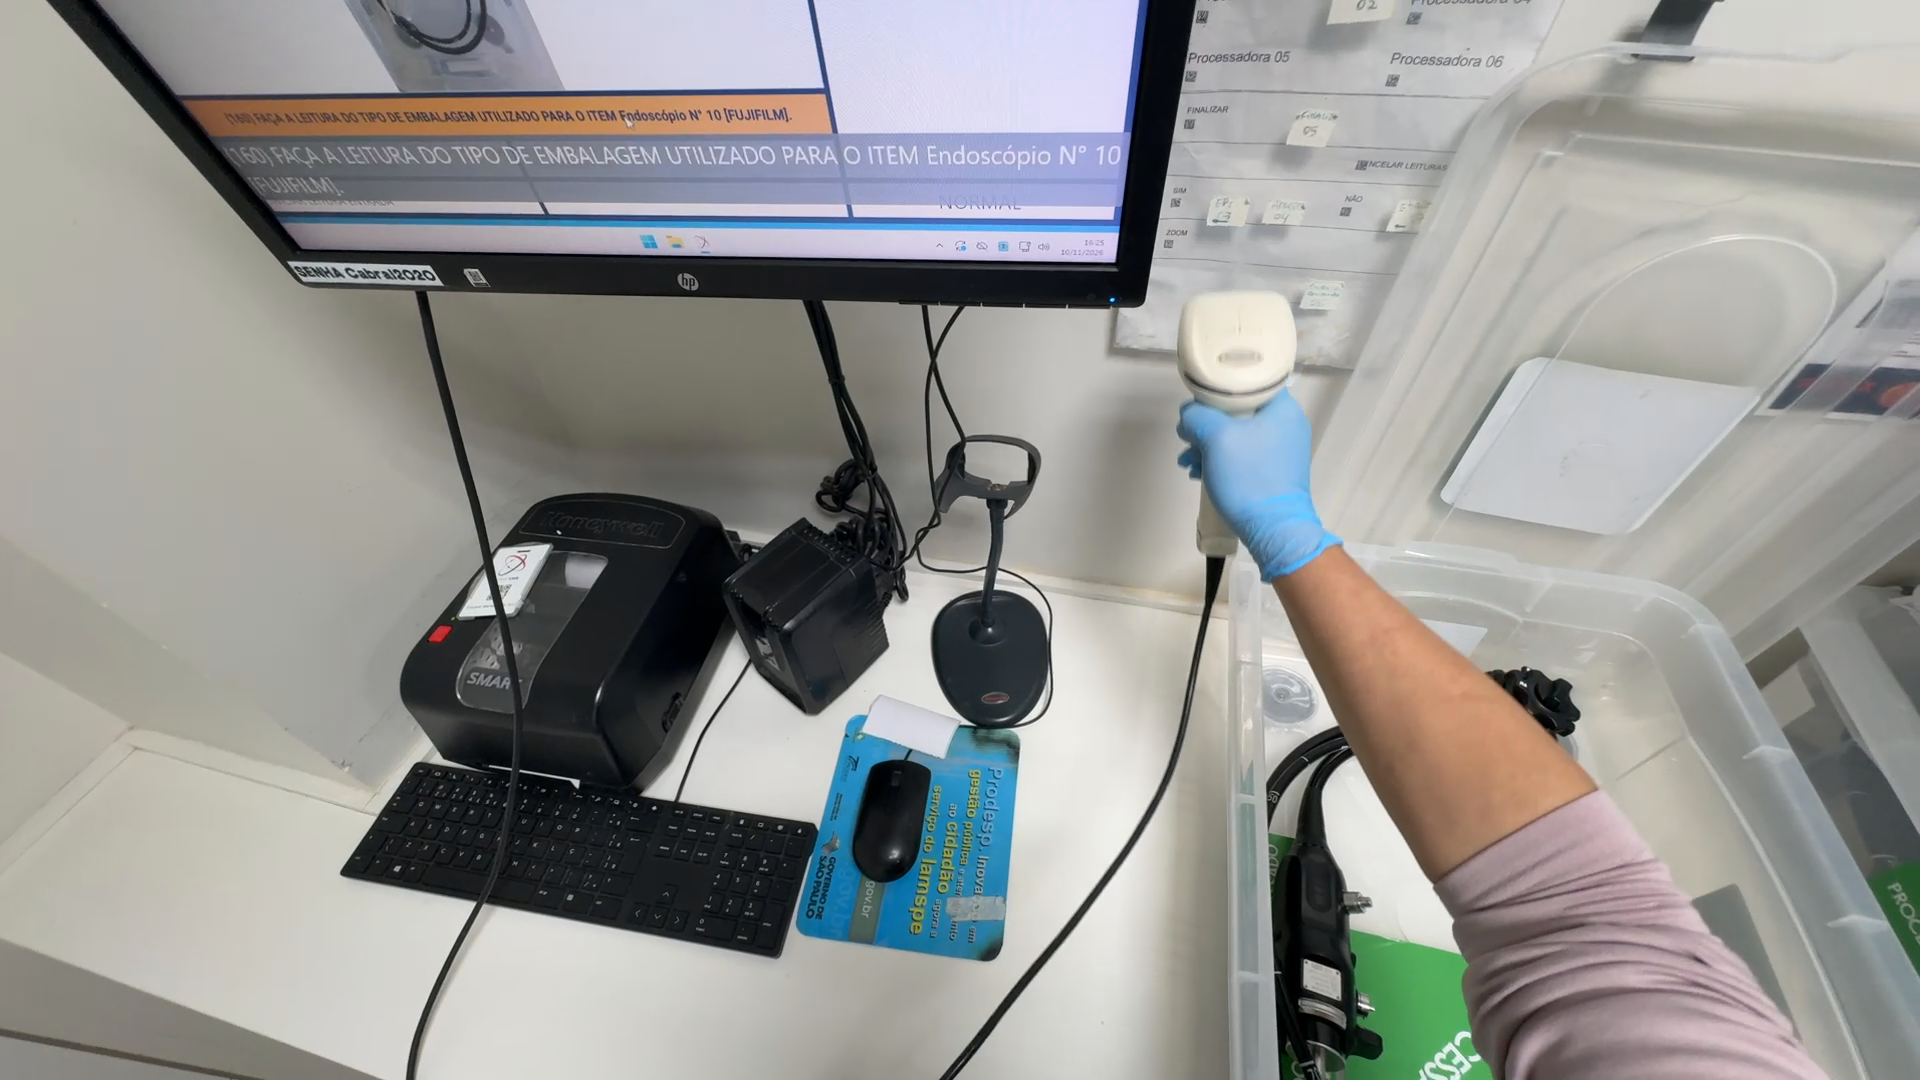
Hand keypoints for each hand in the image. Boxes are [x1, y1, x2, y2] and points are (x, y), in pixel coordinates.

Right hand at [1176, 391, 1339, 579]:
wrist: (1273, 528)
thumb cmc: (1248, 477)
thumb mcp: (1216, 438)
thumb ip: (1197, 416)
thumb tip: (1189, 415)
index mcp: (1281, 407)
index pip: (1245, 382)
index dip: (1215, 391)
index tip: (1196, 405)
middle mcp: (1286, 424)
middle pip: (1237, 411)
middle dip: (1206, 425)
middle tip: (1187, 439)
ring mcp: (1281, 449)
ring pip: (1235, 435)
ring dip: (1208, 446)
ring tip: (1188, 463)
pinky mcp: (1273, 471)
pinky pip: (1241, 455)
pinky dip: (1220, 461)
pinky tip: (1200, 474)